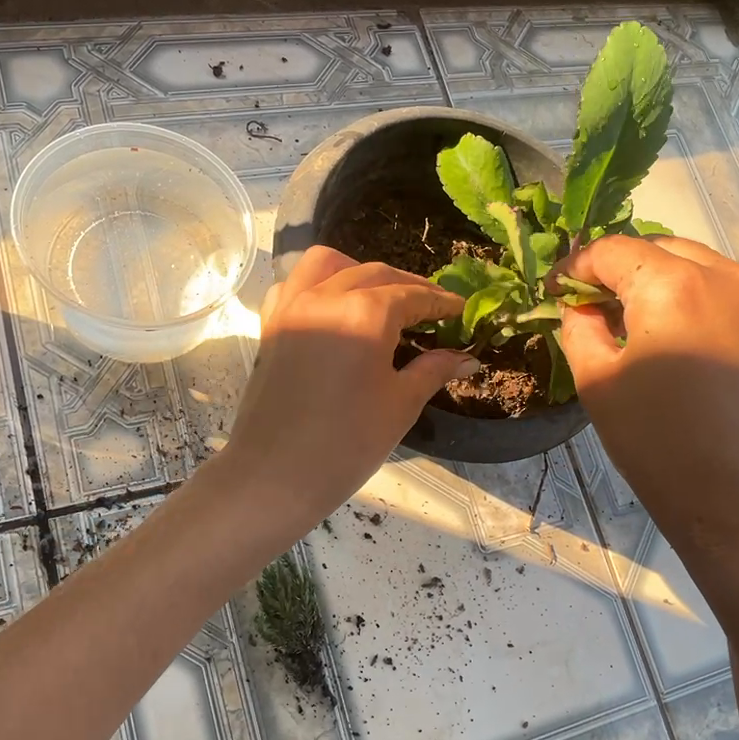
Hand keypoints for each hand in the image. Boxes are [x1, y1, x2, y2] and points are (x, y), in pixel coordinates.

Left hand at [219, 246, 473, 526]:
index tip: (461, 311)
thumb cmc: (347, 443)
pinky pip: (295, 284)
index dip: (440, 302)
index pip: (412, 295)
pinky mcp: (270, 324)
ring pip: (330, 265)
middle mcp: (325, 295)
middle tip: (433, 309)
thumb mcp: (400, 404)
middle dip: (409, 287)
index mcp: (364, 312)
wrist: (276, 474)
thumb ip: (433, 369)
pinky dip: (318, 283)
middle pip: (376, 275)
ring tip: (381, 297)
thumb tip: (467, 357)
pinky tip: (333, 306)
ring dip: (361, 273)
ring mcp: (291, 306)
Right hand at [556, 236, 738, 585]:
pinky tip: (682, 338)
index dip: (576, 266)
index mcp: (672, 285)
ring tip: (637, 324)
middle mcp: (725, 274)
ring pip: (698, 264)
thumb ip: (579, 328)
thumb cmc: (660, 445)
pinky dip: (697, 298)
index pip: (612, 250)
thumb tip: (581, 305)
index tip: (556, 291)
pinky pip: (728, 289)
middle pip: (659, 248)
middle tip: (593, 307)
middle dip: (620, 270)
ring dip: (661, 281)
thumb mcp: (597, 384)